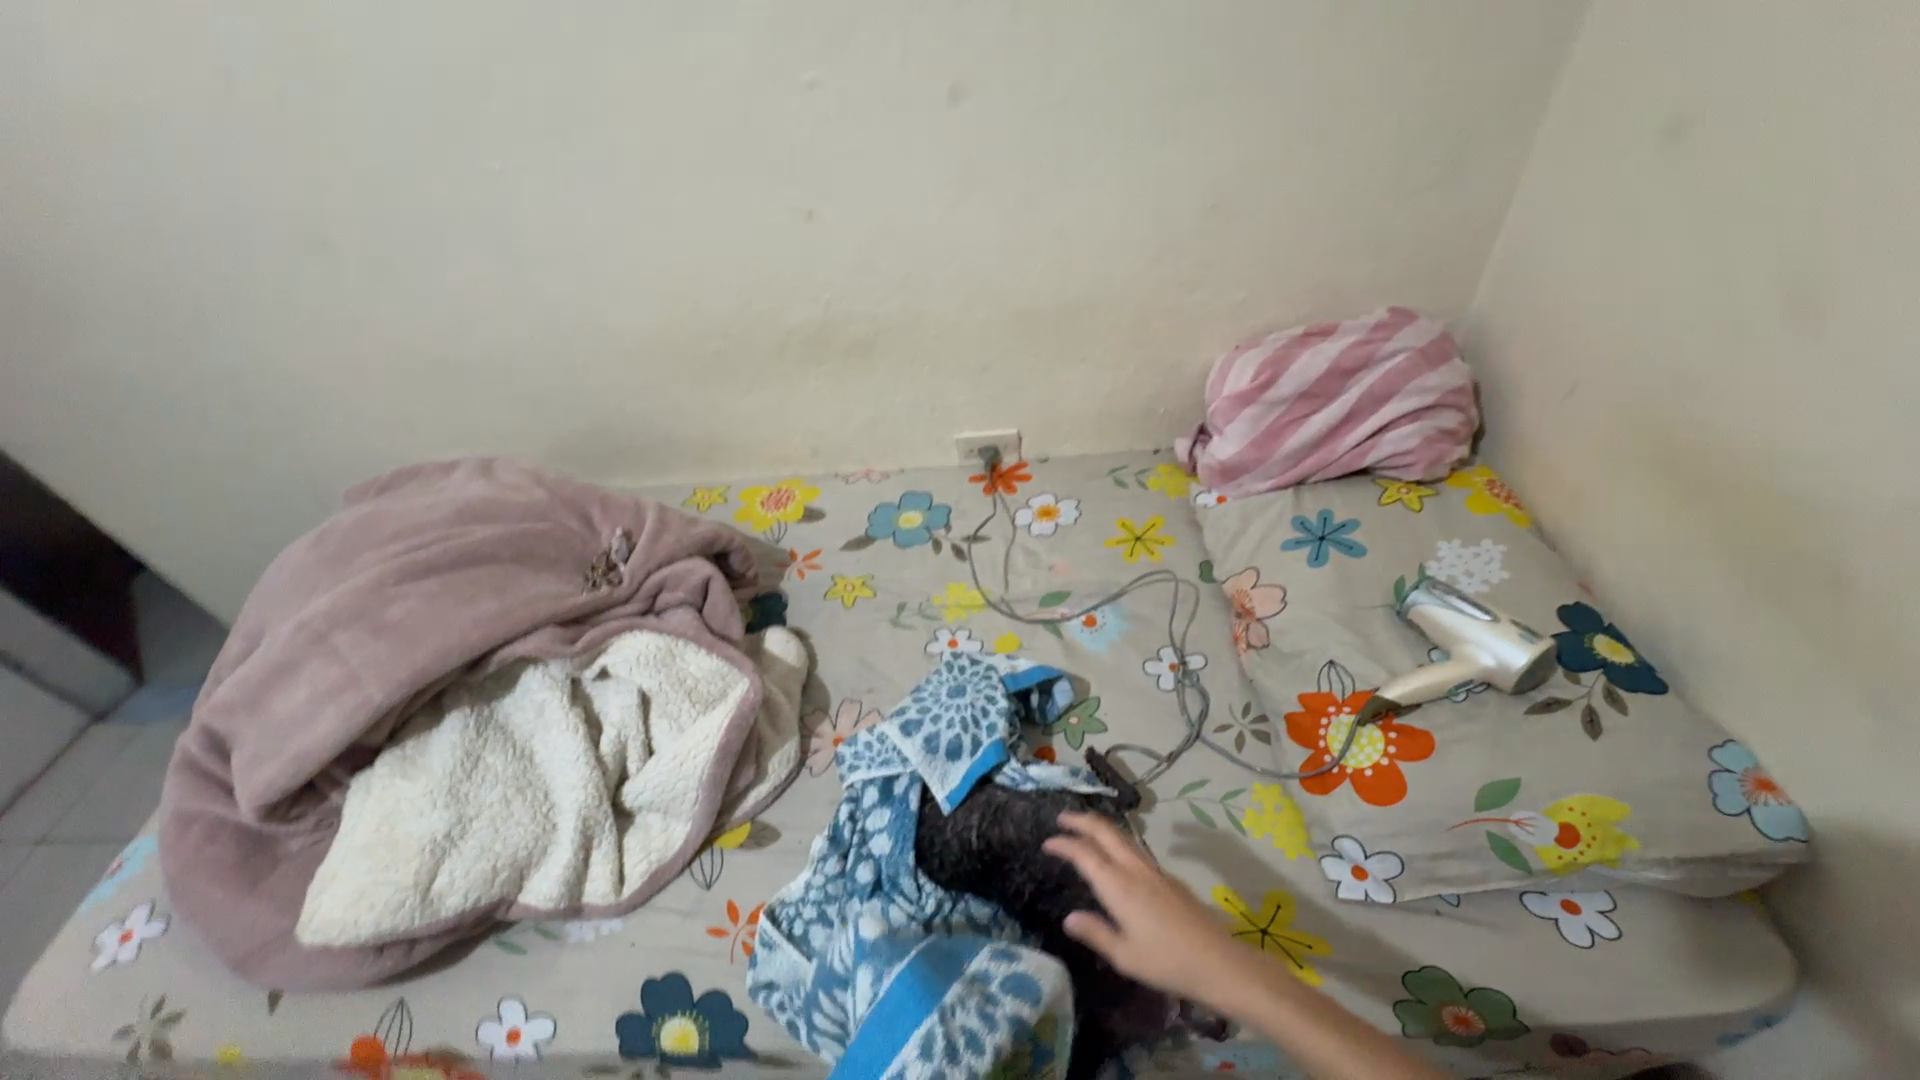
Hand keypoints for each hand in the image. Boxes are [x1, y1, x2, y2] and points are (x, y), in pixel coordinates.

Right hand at [1042, 811, 1252, 1006]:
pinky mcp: (1168, 878)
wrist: (1219, 961)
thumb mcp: (1124, 956)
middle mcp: (1135, 870)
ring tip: (1085, 827)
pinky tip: (1117, 851)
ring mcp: (1154, 871)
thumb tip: (1069, 917)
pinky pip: (1135, 847)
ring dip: (1101, 826)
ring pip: (1123, 836)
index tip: (1047, 842)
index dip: (1064, 844)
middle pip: (1105, 832)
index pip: (1085, 854)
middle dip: (1082, 820)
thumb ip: (1095, 933)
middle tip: (1062, 818)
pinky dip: (1117, 840)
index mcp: (1118, 886)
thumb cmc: (1167, 962)